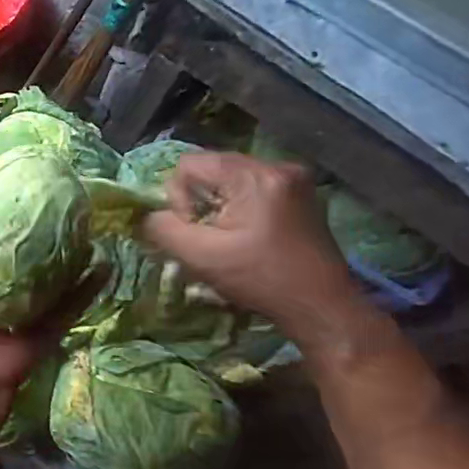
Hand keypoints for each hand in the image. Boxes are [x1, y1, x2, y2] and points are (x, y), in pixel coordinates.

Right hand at [142, 152, 365, 341]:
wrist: (320, 304)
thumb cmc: (260, 279)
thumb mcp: (199, 256)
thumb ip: (162, 228)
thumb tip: (148, 215)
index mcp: (254, 177)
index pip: (189, 164)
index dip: (178, 196)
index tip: (195, 228)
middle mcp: (277, 166)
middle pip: (210, 167)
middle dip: (197, 200)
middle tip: (209, 234)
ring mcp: (293, 178)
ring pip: (227, 178)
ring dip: (215, 204)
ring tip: (226, 235)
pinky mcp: (299, 192)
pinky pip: (248, 187)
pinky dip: (235, 206)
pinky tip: (244, 233)